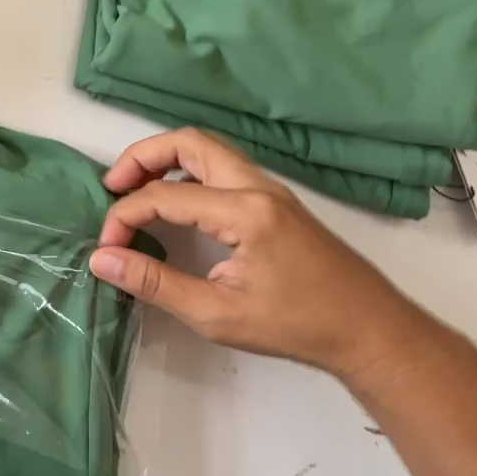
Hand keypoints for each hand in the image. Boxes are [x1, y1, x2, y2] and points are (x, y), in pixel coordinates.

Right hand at [88, 129, 452, 391]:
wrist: (375, 333)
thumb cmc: (297, 327)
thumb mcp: (216, 314)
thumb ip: (154, 283)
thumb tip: (101, 260)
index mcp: (245, 212)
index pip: (163, 195)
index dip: (123, 217)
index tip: (107, 249)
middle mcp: (257, 187)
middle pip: (187, 142)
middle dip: (140, 158)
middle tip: (112, 187)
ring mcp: (270, 190)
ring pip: (206, 148)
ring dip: (164, 159)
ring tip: (134, 189)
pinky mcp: (275, 201)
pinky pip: (220, 166)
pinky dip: (185, 170)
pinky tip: (172, 202)